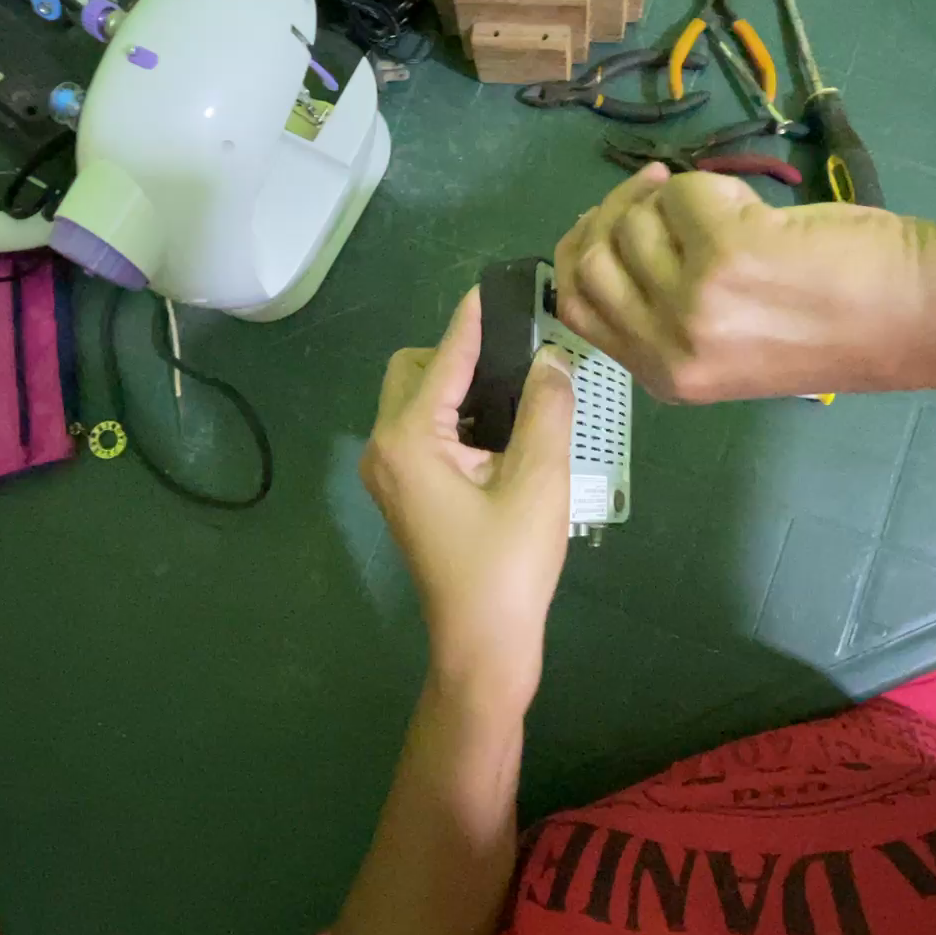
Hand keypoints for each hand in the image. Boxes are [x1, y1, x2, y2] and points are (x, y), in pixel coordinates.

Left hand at [362, 289, 575, 710]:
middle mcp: (385, 449)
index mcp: (409, 439)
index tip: (496, 288)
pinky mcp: (401, 494)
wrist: (482, 646)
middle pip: (414, 372)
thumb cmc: (509, 566)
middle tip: (515, 368)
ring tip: (515, 397)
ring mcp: (388, 475)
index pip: (445, 359)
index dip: (473, 321)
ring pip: (415, 403)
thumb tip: (550, 359)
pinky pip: (420, 433)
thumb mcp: (538, 481)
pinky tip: (497, 436)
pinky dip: (452, 421)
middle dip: (459, 358)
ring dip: (458, 390)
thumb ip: (545, 409)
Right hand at [554, 164, 935, 402]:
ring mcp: (693, 303)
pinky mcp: (727, 253)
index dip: (578, 257)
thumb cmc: (827, 332)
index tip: (604, 224)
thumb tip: (609, 237)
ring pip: (634, 222)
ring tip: (727, 213)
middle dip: (614, 216)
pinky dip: (712, 187)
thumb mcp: (723, 349)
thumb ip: (659, 314)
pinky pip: (683, 194)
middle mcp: (668, 348)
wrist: (917, 317)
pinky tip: (754, 210)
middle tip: (655, 194)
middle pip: (589, 264)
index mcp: (663, 376)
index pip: (575, 309)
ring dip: (672, 200)